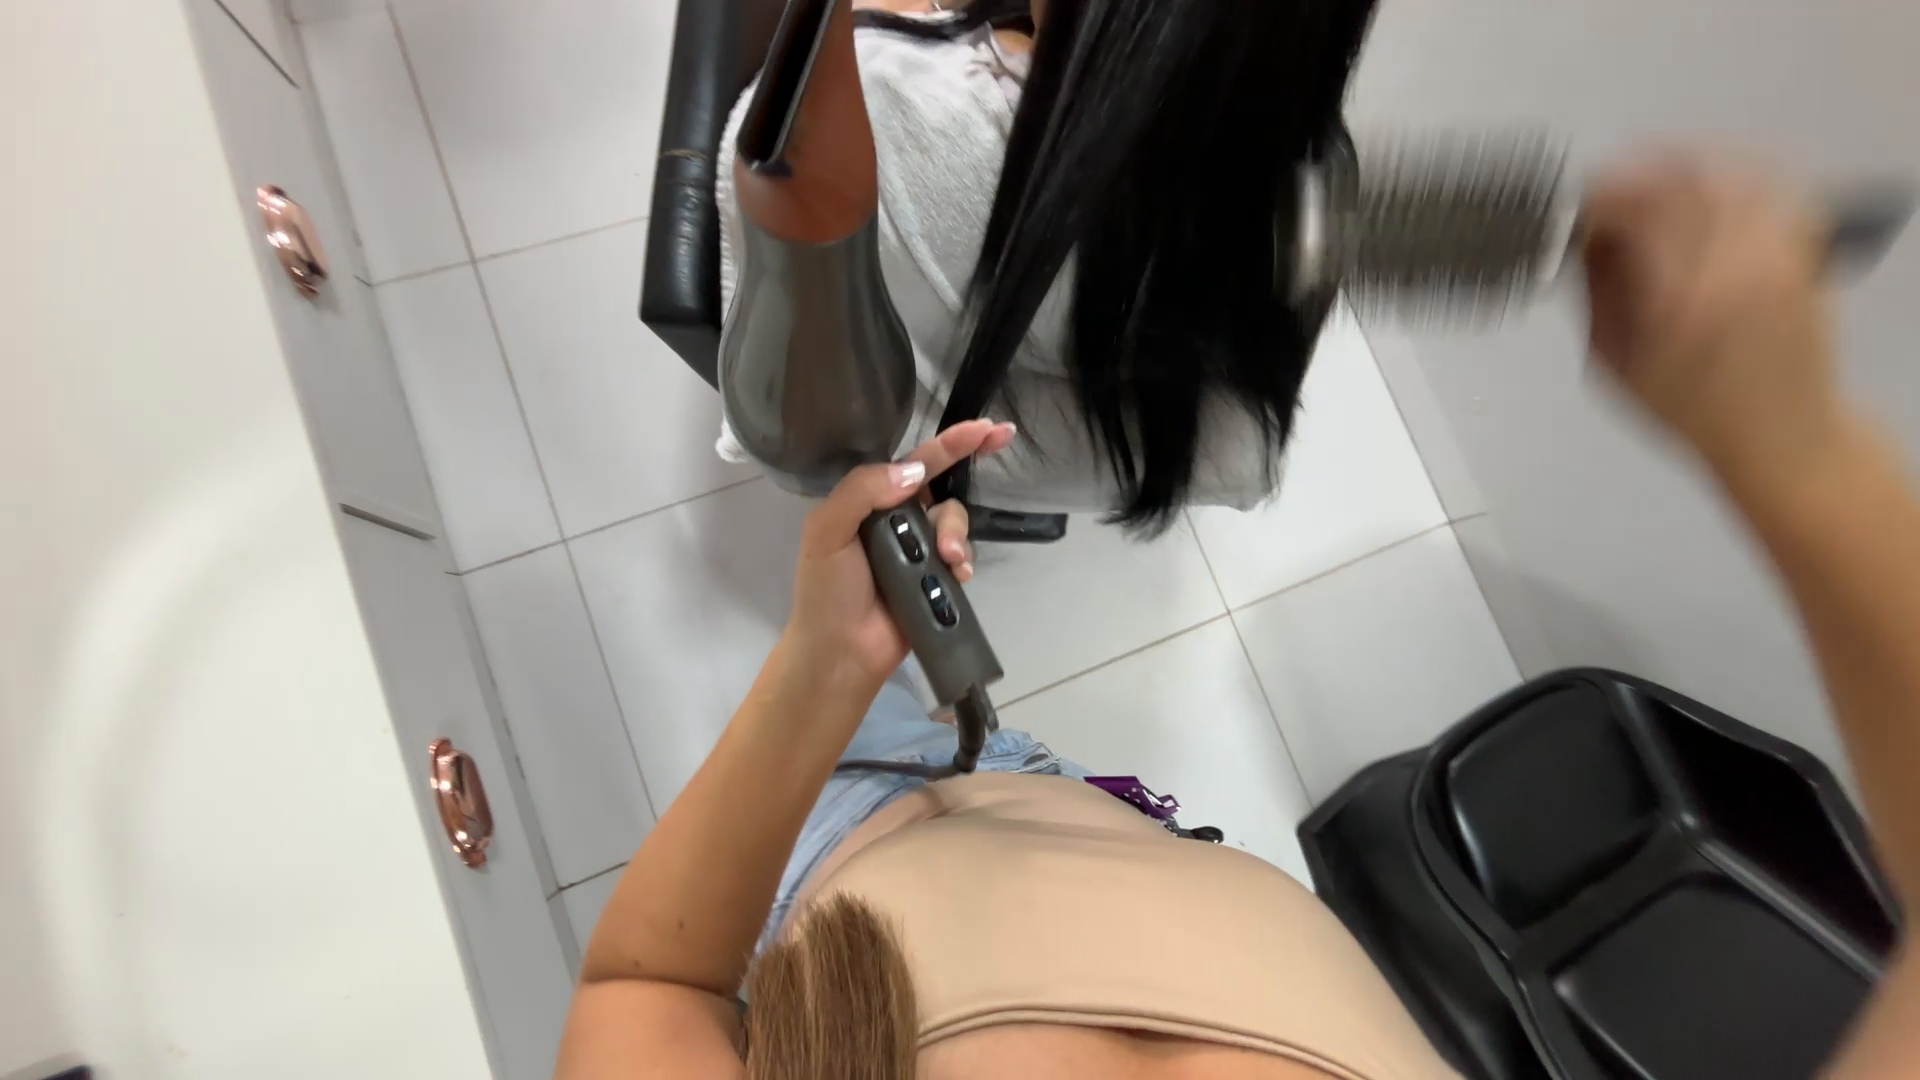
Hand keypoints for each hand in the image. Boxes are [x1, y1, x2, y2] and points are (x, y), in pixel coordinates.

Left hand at [778, 419, 1016, 700]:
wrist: (839, 651)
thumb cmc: (827, 589)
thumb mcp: (827, 530)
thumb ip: (863, 489)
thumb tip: (915, 471)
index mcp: (873, 501)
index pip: (918, 462)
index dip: (955, 443)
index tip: (990, 429)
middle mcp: (900, 520)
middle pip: (945, 497)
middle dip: (954, 517)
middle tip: (950, 546)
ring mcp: (921, 552)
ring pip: (957, 528)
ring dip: (958, 541)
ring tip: (947, 566)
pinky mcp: (937, 581)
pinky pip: (963, 560)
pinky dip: (964, 565)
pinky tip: (956, 578)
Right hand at [1581, 153, 1846, 486]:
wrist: (1780, 425)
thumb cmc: (1681, 406)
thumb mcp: (1612, 360)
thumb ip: (1598, 294)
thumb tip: (1581, 242)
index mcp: (1684, 298)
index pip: (1639, 219)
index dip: (1596, 204)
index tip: (1565, 212)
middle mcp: (1743, 263)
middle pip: (1686, 187)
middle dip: (1632, 181)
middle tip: (1594, 195)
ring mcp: (1783, 248)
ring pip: (1730, 177)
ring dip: (1677, 170)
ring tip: (1638, 182)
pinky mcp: (1804, 243)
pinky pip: (1766, 188)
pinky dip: (1723, 177)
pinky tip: (1692, 186)